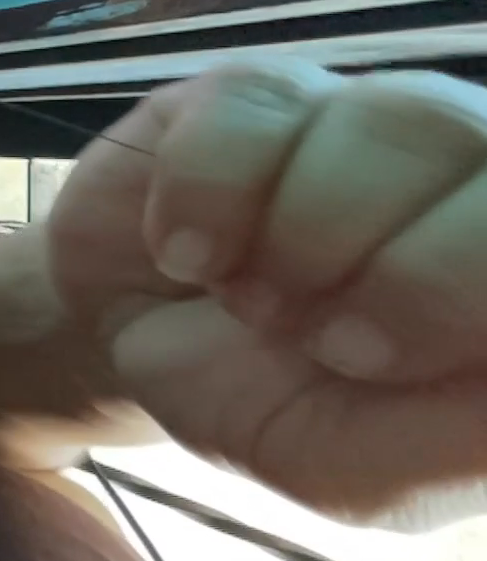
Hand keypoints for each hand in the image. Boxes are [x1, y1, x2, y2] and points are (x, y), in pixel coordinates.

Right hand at [47, 61, 486, 522]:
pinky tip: (183, 247)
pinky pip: (250, 102)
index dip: (478, 293)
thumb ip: (458, 444)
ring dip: (299, 230)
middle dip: (407, 275)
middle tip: (315, 342)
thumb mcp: (350, 466)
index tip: (376, 366)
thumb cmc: (247, 396)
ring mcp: (356, 118)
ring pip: (395, 118)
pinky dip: (203, 189)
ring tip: (239, 290)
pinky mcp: (243, 93)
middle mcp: (471, 176)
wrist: (110, 332)